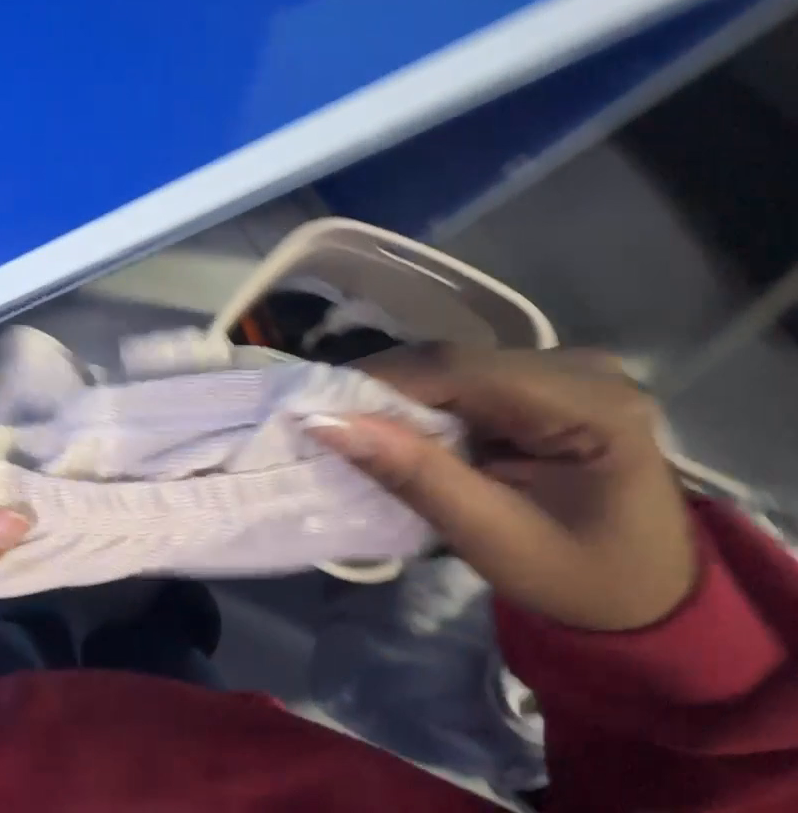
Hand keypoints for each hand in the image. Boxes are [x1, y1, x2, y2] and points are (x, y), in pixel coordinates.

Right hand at [309, 345, 696, 631]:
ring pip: (443, 364)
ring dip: (394, 397)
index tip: (314, 412)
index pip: (461, 370)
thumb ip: (415, 476)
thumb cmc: (580, 580)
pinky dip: (417, 403)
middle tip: (329, 427)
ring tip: (358, 433)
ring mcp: (563, 369)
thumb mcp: (494, 540)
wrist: (646, 600)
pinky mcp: (540, 381)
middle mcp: (583, 369)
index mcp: (595, 407)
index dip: (379, 383)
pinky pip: (455, 377)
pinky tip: (401, 432)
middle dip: (381, 392)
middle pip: (448, 361)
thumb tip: (323, 422)